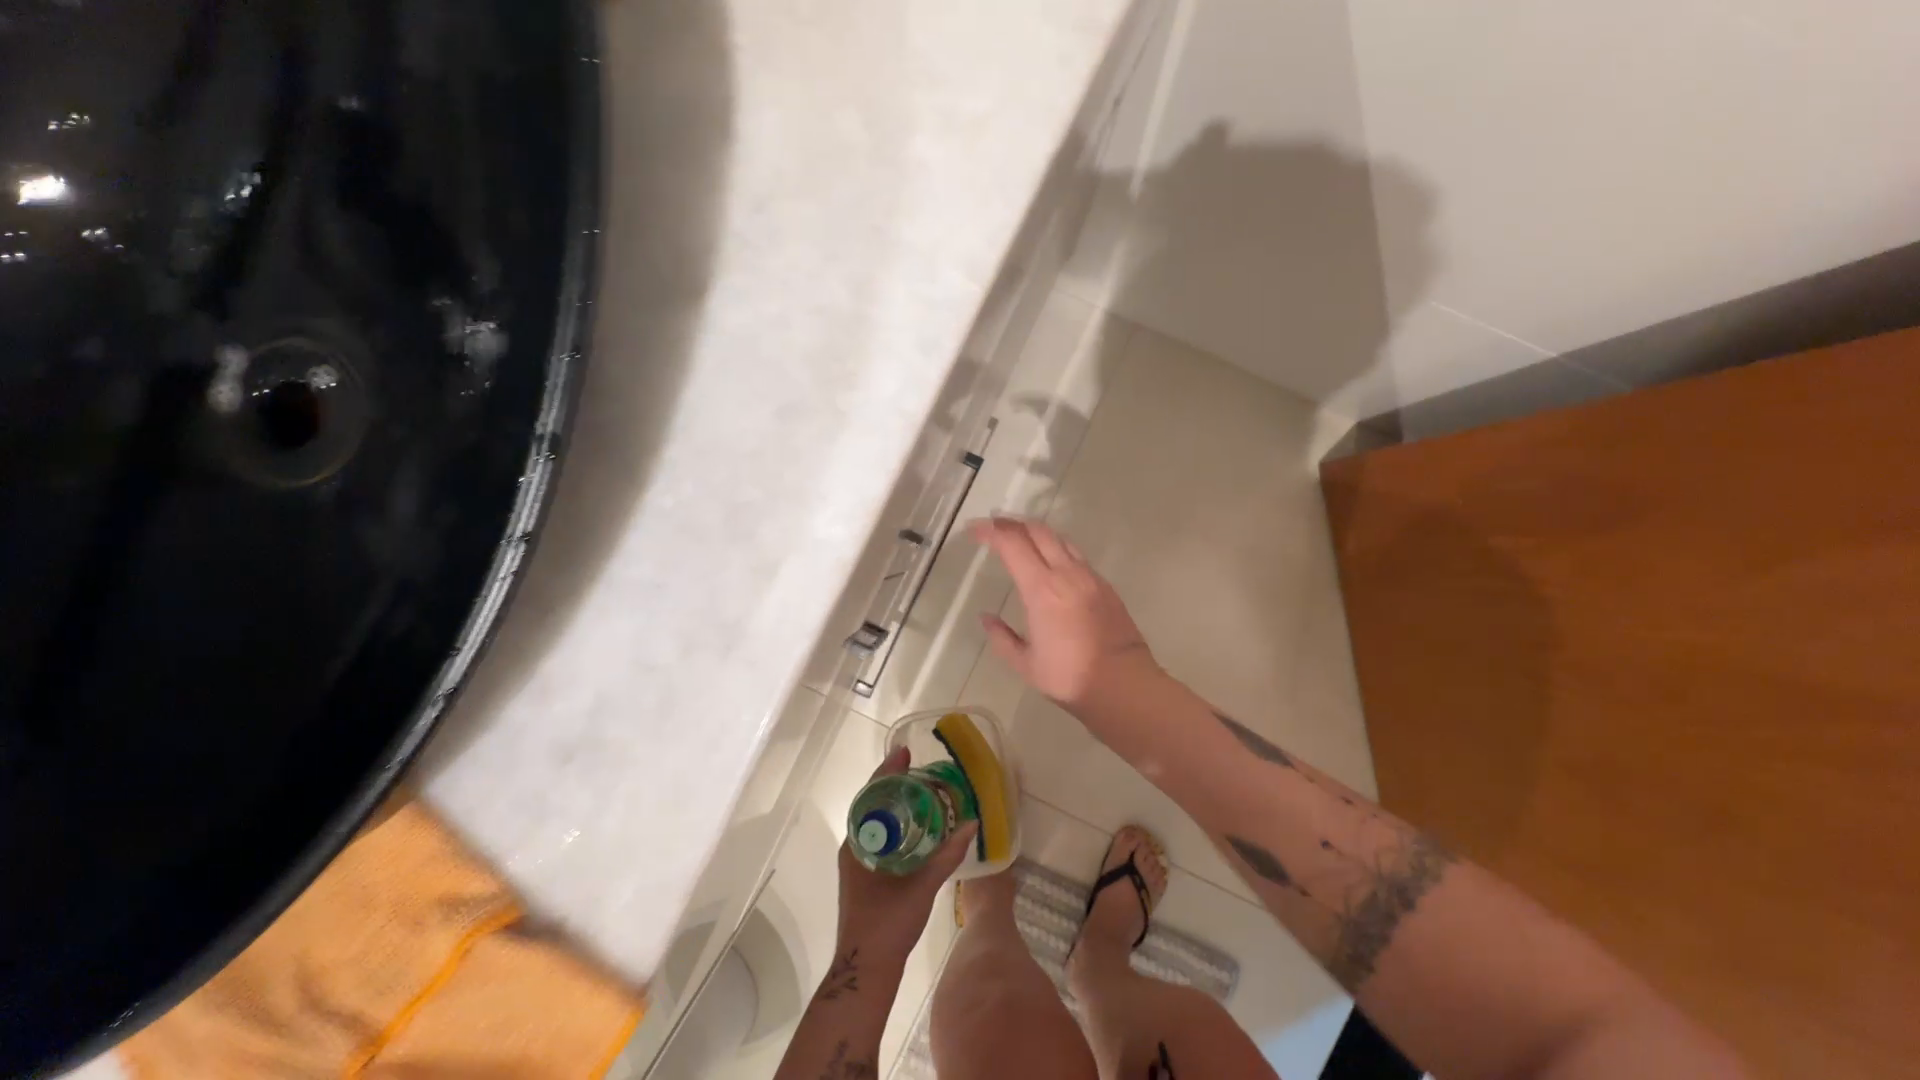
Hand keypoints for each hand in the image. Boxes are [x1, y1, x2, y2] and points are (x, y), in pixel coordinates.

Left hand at [836, 746, 977, 958]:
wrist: (866, 969)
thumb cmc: (887, 925)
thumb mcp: (921, 886)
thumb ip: (947, 855)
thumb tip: (971, 824)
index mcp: (858, 844)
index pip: (871, 795)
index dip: (888, 772)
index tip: (905, 752)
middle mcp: (854, 848)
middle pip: (873, 805)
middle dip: (895, 785)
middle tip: (921, 768)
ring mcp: (859, 863)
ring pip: (877, 823)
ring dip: (897, 806)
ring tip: (924, 791)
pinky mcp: (867, 877)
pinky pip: (882, 839)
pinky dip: (899, 826)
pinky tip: (920, 830)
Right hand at [970, 517, 1160, 713]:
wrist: (1123, 684)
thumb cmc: (1069, 677)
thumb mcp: (1025, 664)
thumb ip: (1002, 638)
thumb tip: (986, 618)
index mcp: (1041, 589)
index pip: (1012, 544)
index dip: (990, 531)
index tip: (974, 530)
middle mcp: (1066, 573)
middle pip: (1037, 531)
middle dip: (1012, 523)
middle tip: (993, 526)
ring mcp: (1089, 577)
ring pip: (1060, 539)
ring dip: (1036, 532)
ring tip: (1020, 537)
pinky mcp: (1105, 586)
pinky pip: (1076, 556)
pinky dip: (1057, 548)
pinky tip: (1050, 561)